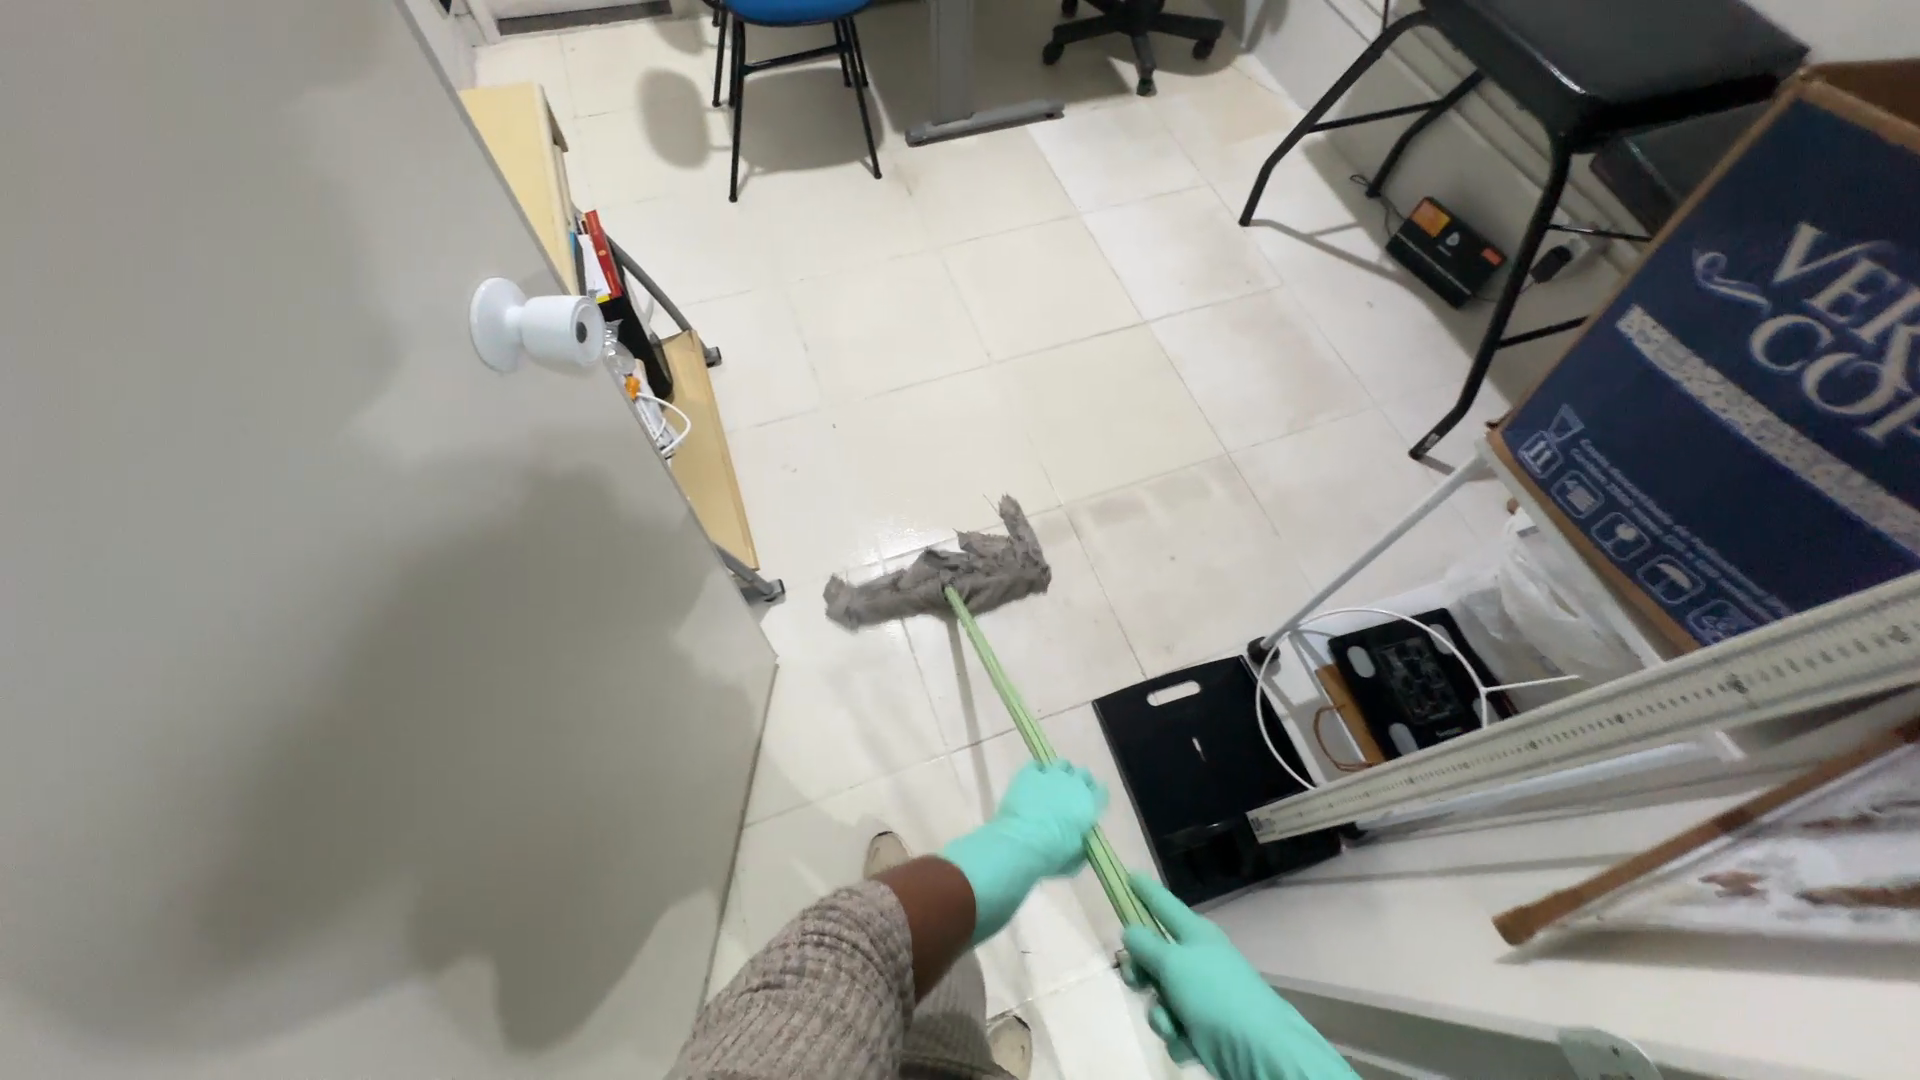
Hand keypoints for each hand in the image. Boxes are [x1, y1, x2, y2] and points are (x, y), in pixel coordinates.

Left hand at [941, 760, 1106, 944]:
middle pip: (1083, 774)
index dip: (1096, 795)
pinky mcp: (1029, 773)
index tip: (1090, 801)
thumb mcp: (1076, 858)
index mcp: (1090, 806)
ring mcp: (1052, 776)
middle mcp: (1074, 785)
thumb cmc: (1052, 856)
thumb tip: (1079, 838)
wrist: (1023, 842)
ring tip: (1051, 783)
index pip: (1102, 792)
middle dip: (1079, 781)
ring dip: (1059, 772)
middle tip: (1069, 792)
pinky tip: (1032, 781)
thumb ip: (1082, 843)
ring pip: (1062, 764)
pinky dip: (1036, 772)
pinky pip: (1036, 766)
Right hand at [1121, 874, 1357, 1079]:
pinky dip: (1178, 1039)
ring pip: (1162, 997)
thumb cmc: (1215, 996)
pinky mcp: (1207, 1031)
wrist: (1261, 1053)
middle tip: (1136, 982)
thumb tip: (1129, 929)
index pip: (1163, 904)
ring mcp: (1204, 997)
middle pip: (1156, 957)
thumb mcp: (1173, 964)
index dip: (1145, 891)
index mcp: (1195, 934)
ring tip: (1172, 1027)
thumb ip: (1145, 945)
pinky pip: (1177, 1029)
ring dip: (1160, 1015)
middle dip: (1141, 973)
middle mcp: (1199, 960)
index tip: (1129, 876)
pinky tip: (1187, 1046)